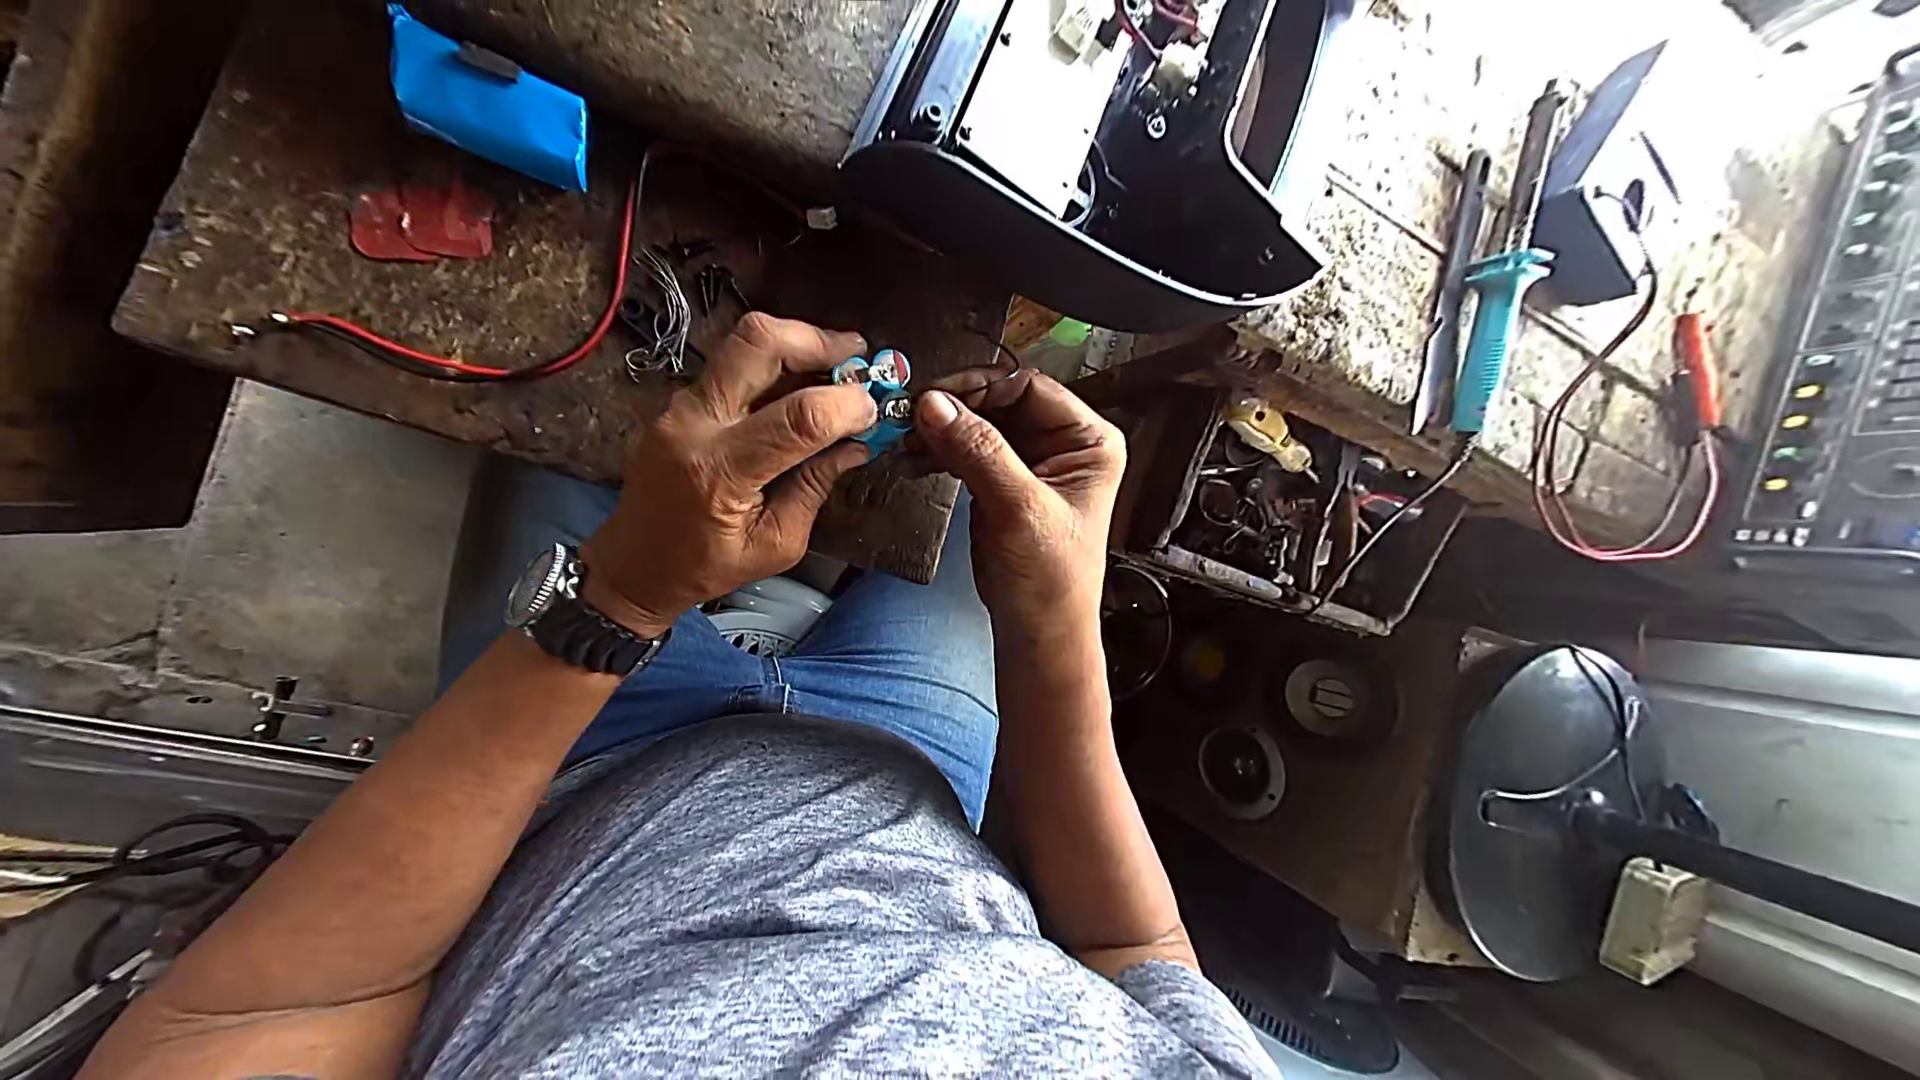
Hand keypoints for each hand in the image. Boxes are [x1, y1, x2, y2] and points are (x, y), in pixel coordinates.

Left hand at [581, 313, 875, 637]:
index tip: (873, 410)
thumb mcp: (776, 543)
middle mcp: (694, 424)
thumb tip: (856, 445)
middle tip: (857, 355)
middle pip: (758, 343)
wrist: (636, 564)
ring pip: (743, 341)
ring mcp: (682, 406)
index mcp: (720, 472)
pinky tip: (803, 384)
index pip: (797, 418)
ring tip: (837, 367)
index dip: (846, 406)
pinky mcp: (682, 402)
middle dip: (818, 341)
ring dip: (798, 344)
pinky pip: (734, 363)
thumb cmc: (704, 566)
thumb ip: (815, 487)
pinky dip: (777, 363)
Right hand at [913, 369, 1124, 634]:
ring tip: (907, 441)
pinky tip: (915, 459)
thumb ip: (979, 452)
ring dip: (941, 431)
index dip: (981, 388)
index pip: (1029, 389)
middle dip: (954, 410)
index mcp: (1087, 442)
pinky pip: (966, 452)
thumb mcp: (1019, 509)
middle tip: (914, 416)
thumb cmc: (1051, 579)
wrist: (1036, 628)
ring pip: (978, 426)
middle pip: (1000, 403)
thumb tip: (937, 404)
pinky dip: (939, 452)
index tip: (937, 398)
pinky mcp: (1001, 482)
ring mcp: (1028, 463)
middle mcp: (1061, 445)